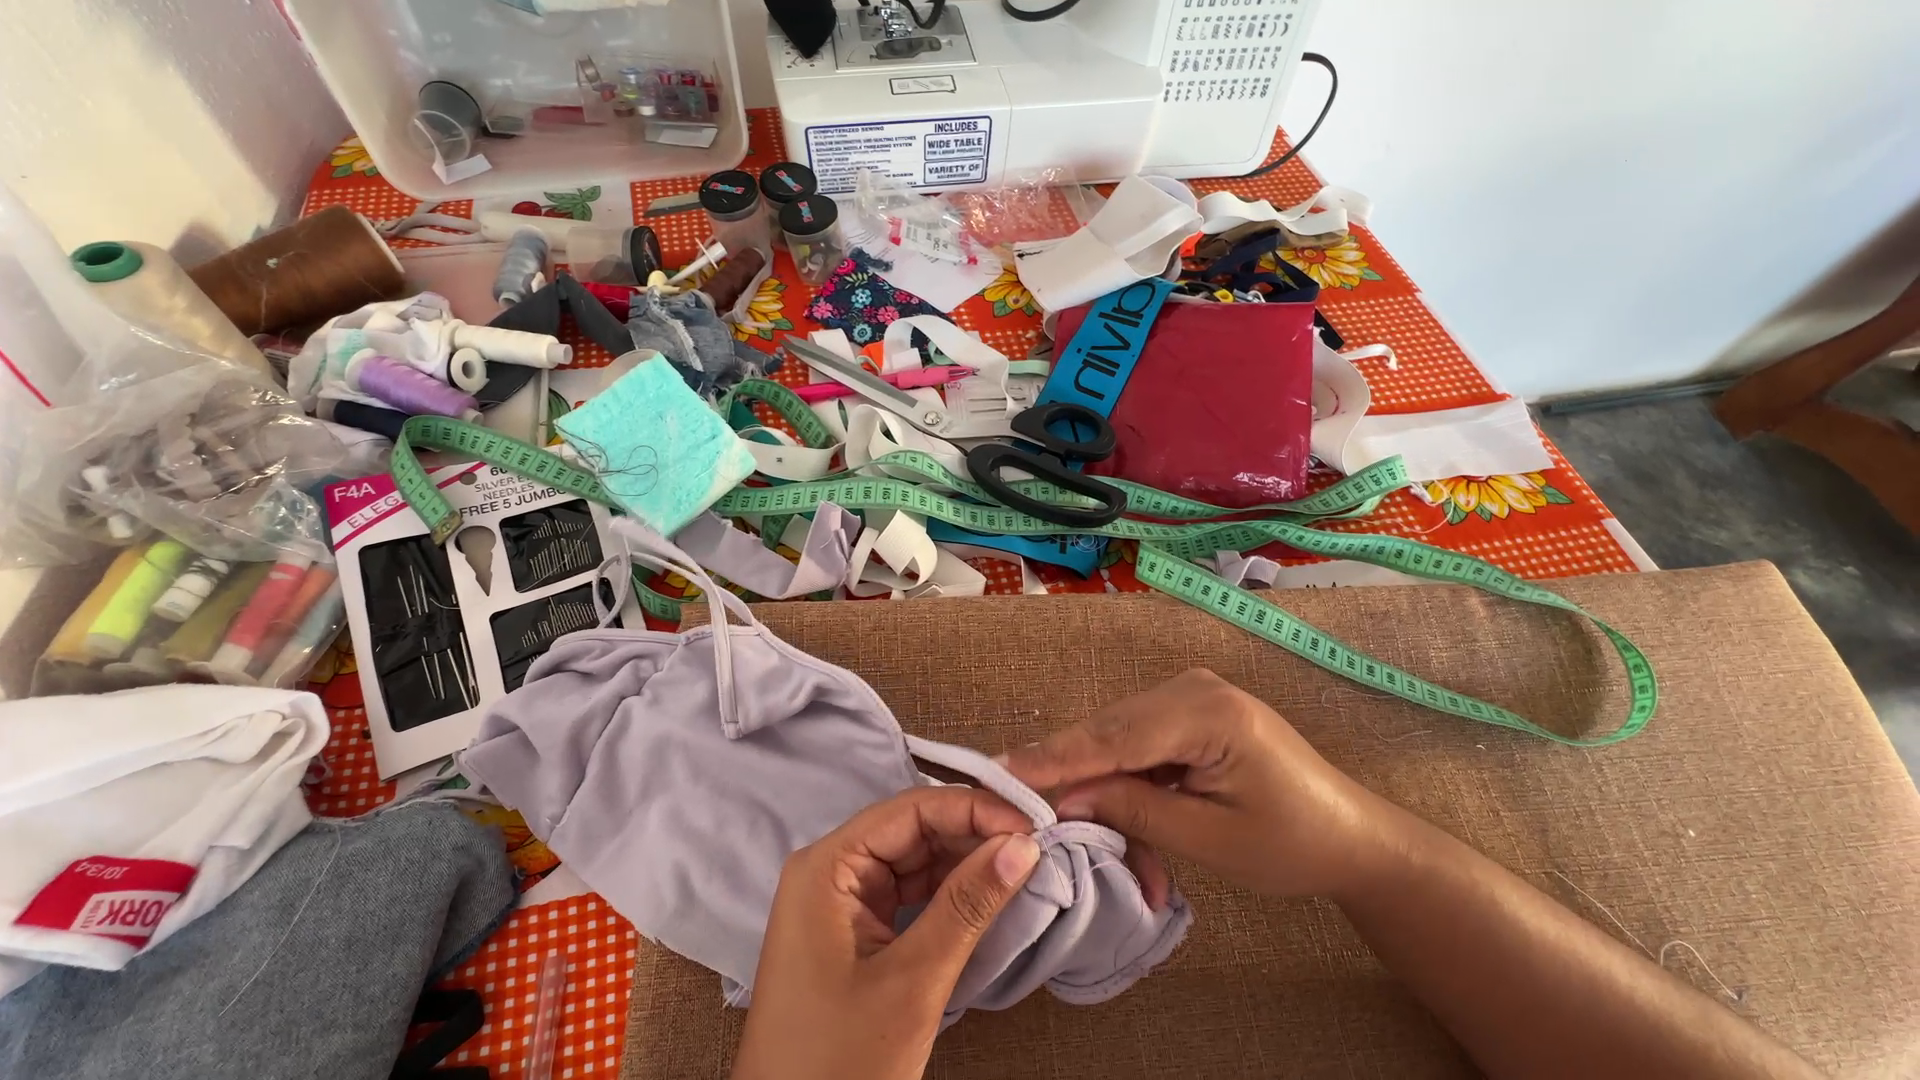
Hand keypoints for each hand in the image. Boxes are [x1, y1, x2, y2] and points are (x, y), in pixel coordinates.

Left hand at [731, 787, 1042, 1079]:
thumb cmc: (841, 1060)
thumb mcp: (912, 980)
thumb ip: (967, 905)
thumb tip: (1023, 845)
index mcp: (827, 866)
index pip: (909, 810)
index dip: (972, 807)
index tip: (1032, 823)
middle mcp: (830, 871)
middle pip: (912, 831)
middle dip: (973, 834)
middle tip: (1036, 846)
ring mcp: (841, 902)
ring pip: (914, 862)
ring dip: (966, 863)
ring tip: (1023, 865)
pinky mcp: (854, 933)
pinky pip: (909, 895)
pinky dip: (950, 895)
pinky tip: (989, 894)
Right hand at [1001, 668, 1407, 904]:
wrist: (1350, 836)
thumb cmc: (1289, 844)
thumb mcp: (1207, 840)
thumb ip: (1133, 810)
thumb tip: (1065, 799)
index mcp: (1208, 713)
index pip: (1113, 736)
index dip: (1053, 759)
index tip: (999, 774)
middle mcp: (1194, 688)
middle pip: (1108, 730)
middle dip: (1070, 775)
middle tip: (1021, 808)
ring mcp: (1192, 694)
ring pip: (1117, 736)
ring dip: (1099, 783)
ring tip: (1078, 829)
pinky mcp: (1190, 710)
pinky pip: (1138, 741)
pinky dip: (1123, 778)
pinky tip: (1113, 811)